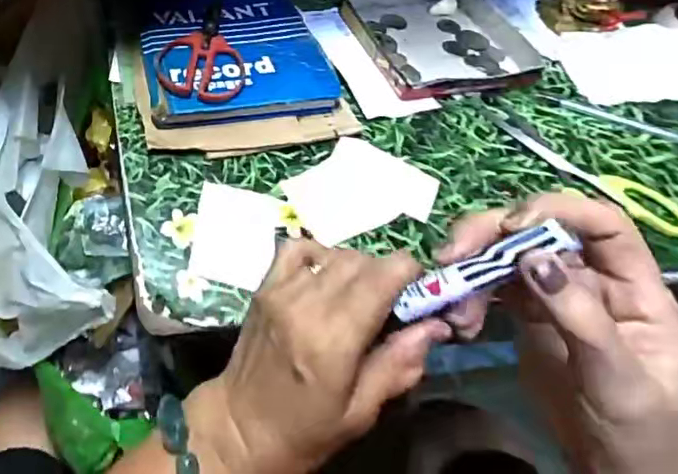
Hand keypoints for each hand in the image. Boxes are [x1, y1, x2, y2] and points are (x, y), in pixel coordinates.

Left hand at [183, 240, 450, 473]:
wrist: (244, 421)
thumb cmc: (308, 428)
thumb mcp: (362, 410)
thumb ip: (398, 364)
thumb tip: (433, 326)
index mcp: (332, 339)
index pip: (375, 281)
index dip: (405, 271)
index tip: (425, 281)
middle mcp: (304, 304)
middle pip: (355, 262)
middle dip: (386, 271)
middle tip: (400, 297)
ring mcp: (280, 290)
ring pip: (328, 254)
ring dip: (355, 264)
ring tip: (366, 292)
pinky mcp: (263, 286)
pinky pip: (293, 250)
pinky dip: (317, 252)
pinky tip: (328, 275)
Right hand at [436, 193, 677, 473]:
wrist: (612, 471)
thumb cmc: (638, 433)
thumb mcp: (617, 381)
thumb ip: (579, 317)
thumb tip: (531, 255)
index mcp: (634, 290)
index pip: (603, 223)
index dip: (558, 209)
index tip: (512, 226)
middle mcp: (592, 277)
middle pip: (536, 225)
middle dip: (489, 232)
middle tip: (454, 255)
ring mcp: (555, 288)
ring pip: (504, 246)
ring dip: (469, 261)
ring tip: (451, 295)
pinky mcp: (524, 305)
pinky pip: (488, 277)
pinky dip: (466, 289)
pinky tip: (459, 317)